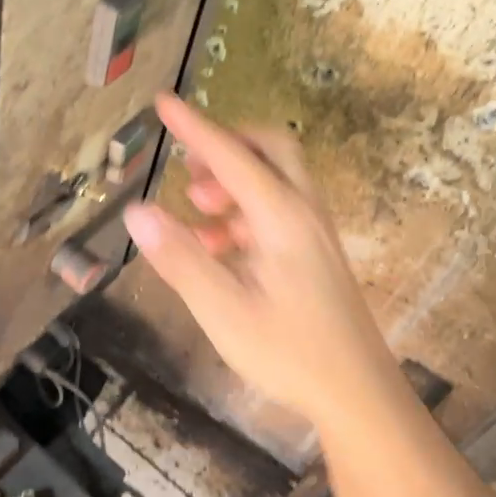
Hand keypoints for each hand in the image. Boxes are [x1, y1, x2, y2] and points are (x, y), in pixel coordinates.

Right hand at [122, 95, 400, 428]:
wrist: (358, 395)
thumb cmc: (289, 352)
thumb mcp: (222, 309)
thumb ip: (179, 258)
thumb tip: (136, 212)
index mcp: (281, 218)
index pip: (232, 157)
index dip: (195, 128)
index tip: (164, 101)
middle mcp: (303, 214)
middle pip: (271, 151)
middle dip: (226, 147)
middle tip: (188, 165)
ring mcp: (314, 234)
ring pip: (275, 181)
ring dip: (231, 183)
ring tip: (193, 212)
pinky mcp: (314, 256)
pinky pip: (277, 211)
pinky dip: (241, 213)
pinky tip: (217, 250)